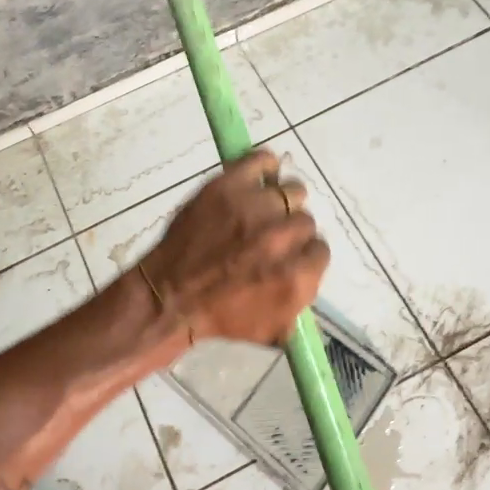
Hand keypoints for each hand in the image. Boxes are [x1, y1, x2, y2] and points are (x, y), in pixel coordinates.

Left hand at [134, 148, 330, 346]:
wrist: (169, 294)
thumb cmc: (218, 316)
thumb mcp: (272, 328)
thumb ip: (300, 300)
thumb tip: (309, 273)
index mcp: (295, 278)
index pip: (320, 250)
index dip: (304, 252)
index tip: (290, 254)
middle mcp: (281, 239)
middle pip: (305, 220)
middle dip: (291, 229)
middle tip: (271, 235)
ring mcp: (255, 208)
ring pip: (290, 190)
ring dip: (280, 200)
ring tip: (263, 209)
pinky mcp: (229, 186)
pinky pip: (262, 161)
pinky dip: (266, 165)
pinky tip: (261, 176)